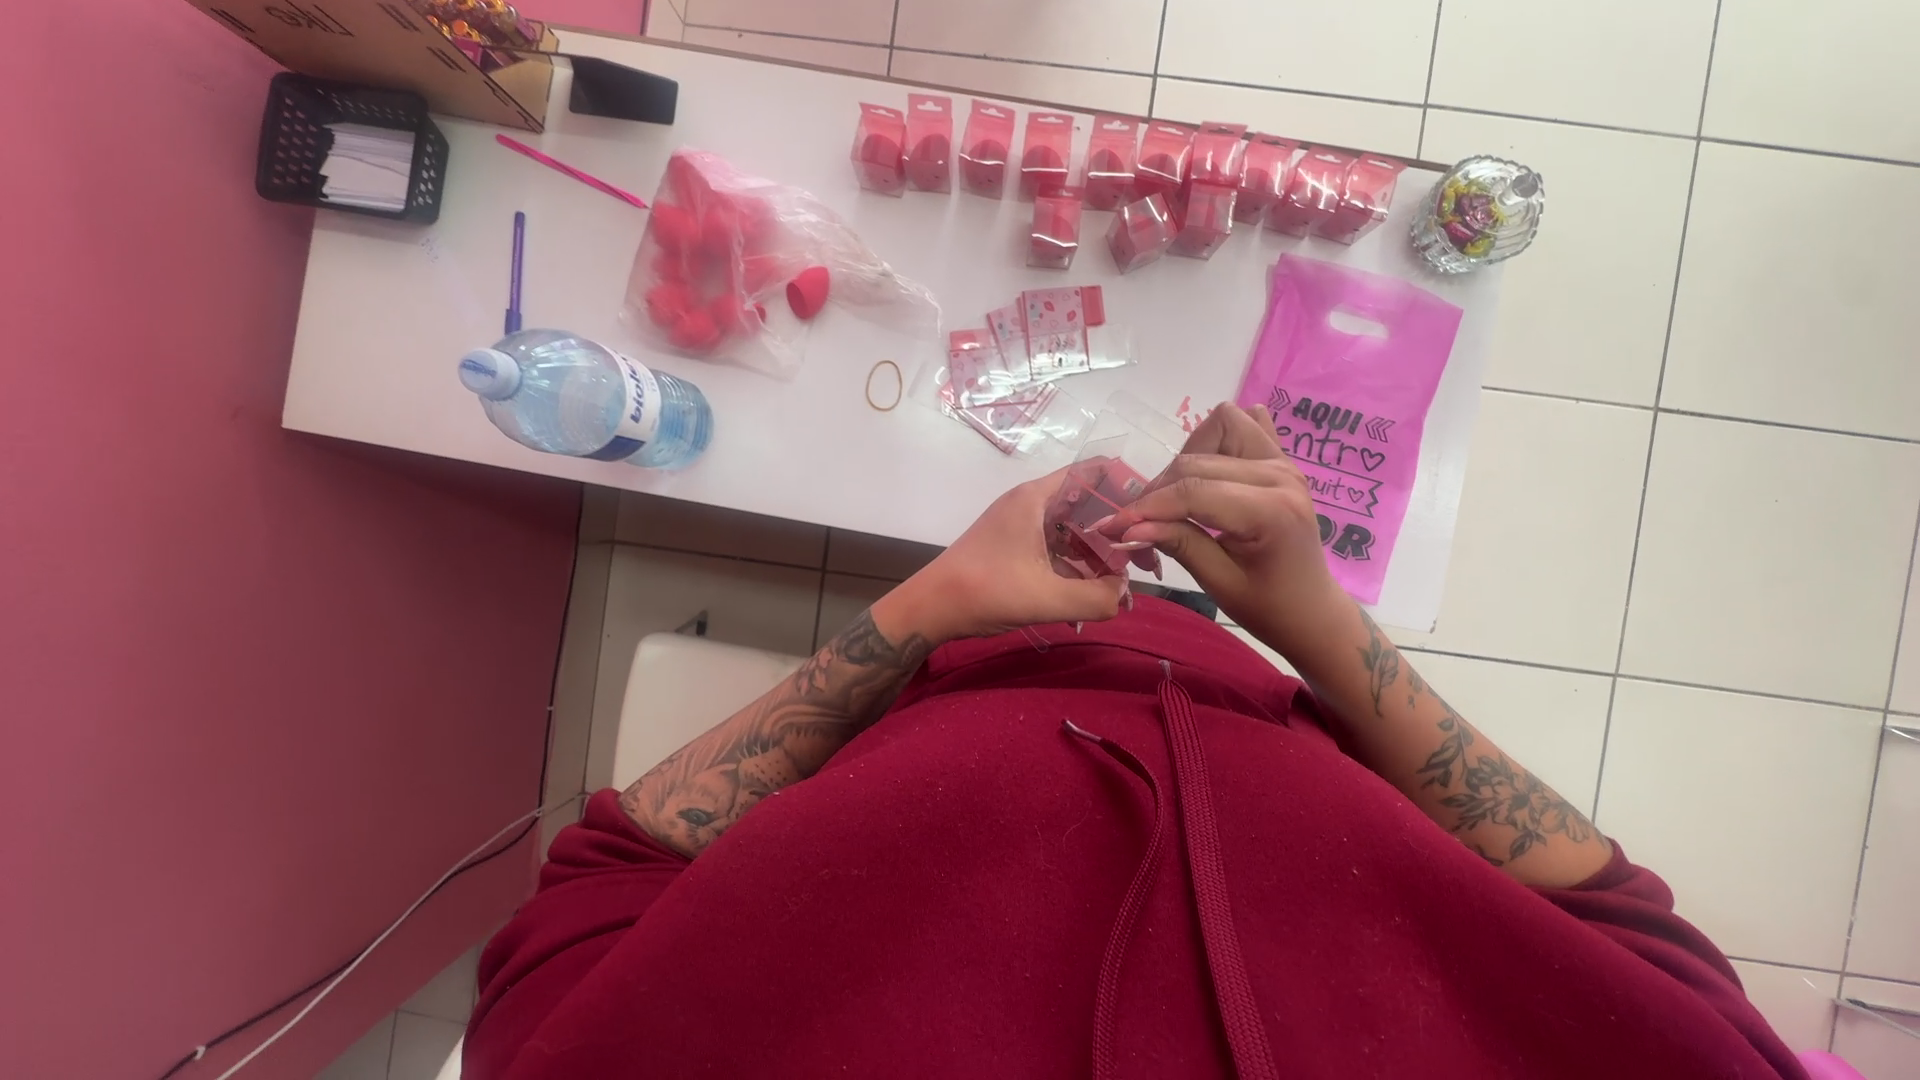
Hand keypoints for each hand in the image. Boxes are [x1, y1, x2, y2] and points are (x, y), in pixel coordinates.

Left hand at [879, 466, 1131, 644]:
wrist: (931, 609)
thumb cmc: (985, 592)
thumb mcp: (1047, 598)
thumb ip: (1097, 597)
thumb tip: (1126, 594)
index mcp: (1035, 499)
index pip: (1091, 472)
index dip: (1125, 486)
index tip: (1153, 512)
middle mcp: (1030, 505)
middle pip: (1086, 506)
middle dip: (1117, 531)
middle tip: (1145, 559)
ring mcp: (1021, 527)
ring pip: (1072, 532)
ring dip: (1097, 556)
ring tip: (1123, 584)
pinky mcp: (1015, 549)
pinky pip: (1056, 551)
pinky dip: (1075, 568)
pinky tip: (1092, 595)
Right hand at [1098, 403, 1349, 655]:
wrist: (1312, 612)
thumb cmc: (1267, 606)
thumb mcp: (1218, 582)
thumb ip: (1177, 544)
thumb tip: (1127, 527)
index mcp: (1270, 511)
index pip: (1192, 493)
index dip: (1145, 508)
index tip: (1111, 526)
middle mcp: (1279, 476)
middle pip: (1196, 461)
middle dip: (1159, 490)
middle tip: (1139, 523)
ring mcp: (1284, 464)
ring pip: (1220, 425)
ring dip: (1189, 456)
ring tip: (1178, 496)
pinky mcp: (1281, 462)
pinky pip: (1248, 426)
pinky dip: (1221, 437)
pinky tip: (1209, 460)